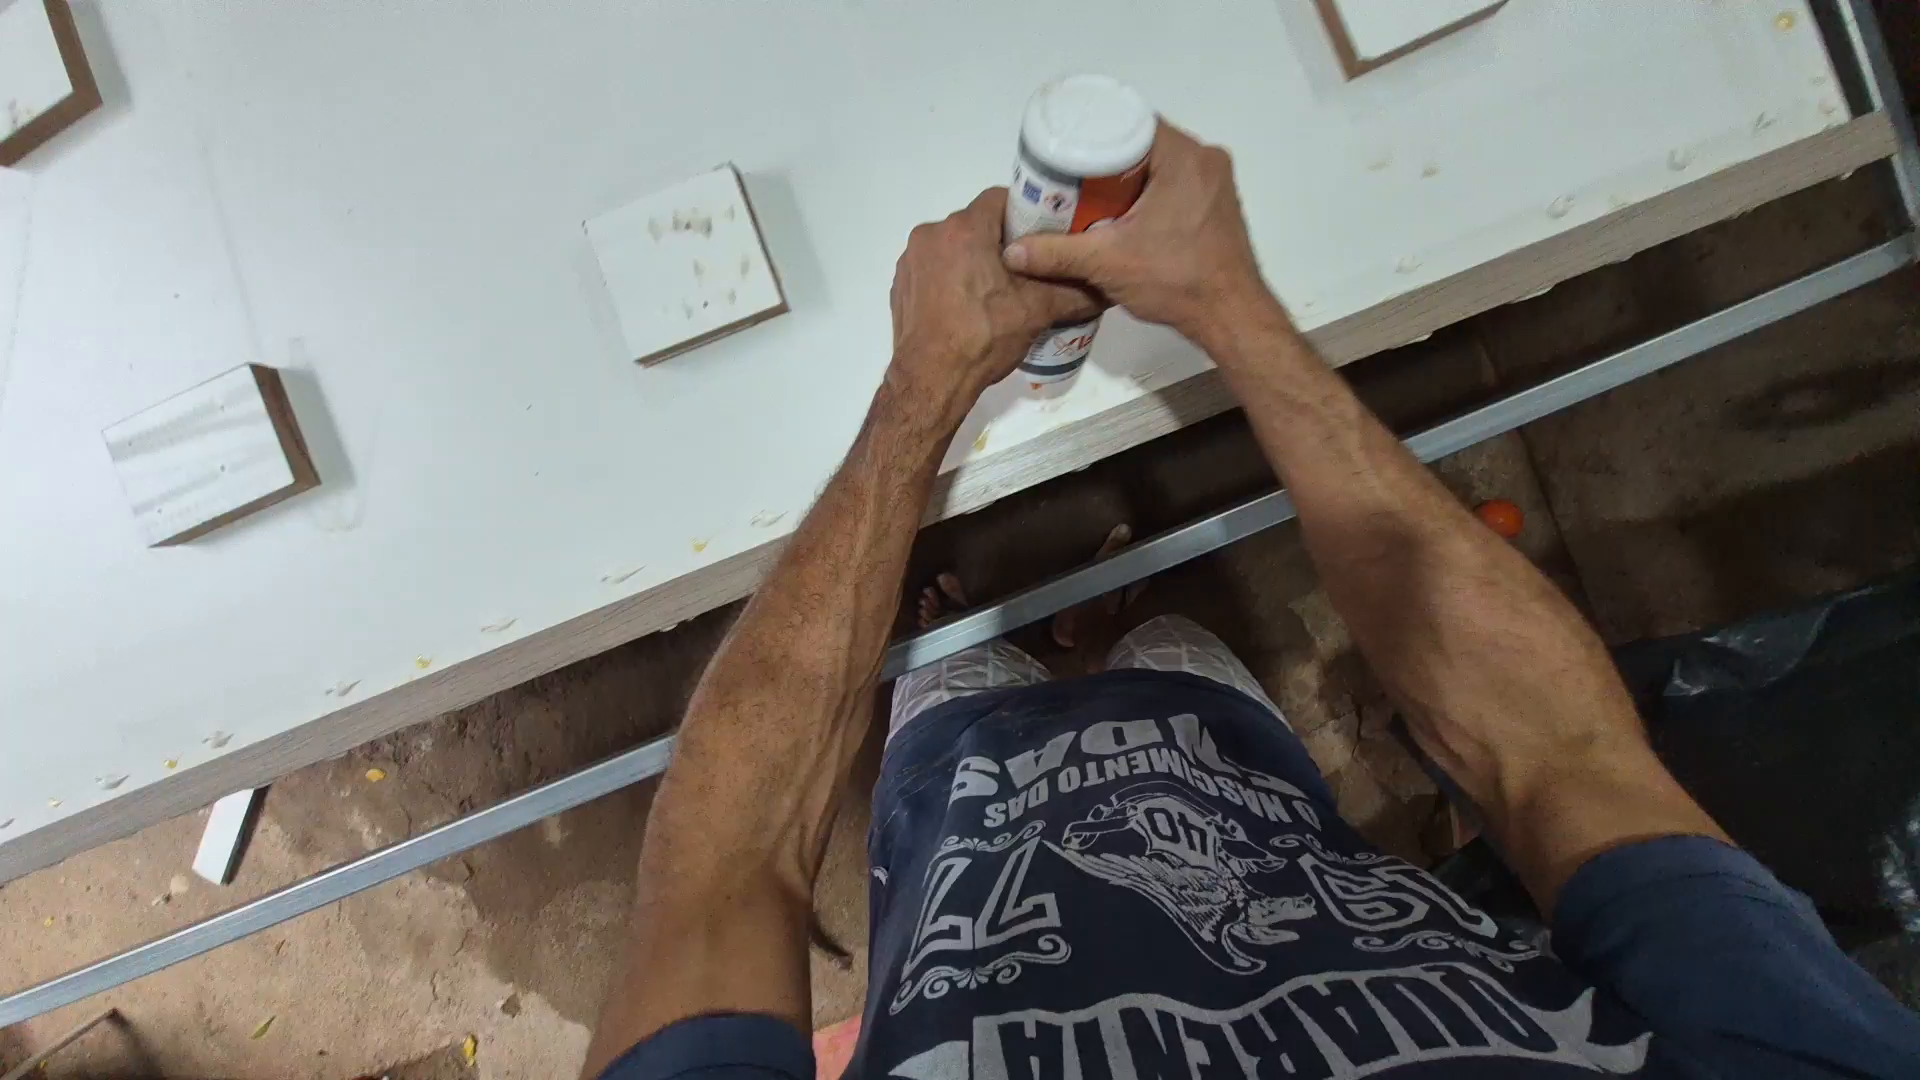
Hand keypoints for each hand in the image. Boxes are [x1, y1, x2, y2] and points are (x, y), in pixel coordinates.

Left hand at [889, 188, 1098, 409]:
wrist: (931, 380)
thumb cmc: (984, 337)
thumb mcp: (1036, 313)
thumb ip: (1072, 293)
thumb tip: (1104, 288)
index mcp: (964, 229)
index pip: (1000, 200)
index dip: (1024, 215)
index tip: (1040, 237)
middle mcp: (931, 235)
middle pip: (974, 226)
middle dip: (998, 244)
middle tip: (1023, 272)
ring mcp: (910, 262)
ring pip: (951, 250)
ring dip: (972, 264)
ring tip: (993, 295)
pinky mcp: (899, 288)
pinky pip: (932, 273)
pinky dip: (949, 283)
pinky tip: (964, 311)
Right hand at [1002, 122, 1271, 343]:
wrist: (1230, 317)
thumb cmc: (1176, 281)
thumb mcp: (1108, 264)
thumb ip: (1058, 255)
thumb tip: (1012, 253)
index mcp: (1183, 157)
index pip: (1130, 124)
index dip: (1093, 136)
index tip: (1065, 154)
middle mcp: (1205, 160)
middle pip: (1142, 146)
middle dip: (1103, 163)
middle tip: (1068, 181)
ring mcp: (1215, 185)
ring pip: (1158, 169)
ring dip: (1124, 183)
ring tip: (1087, 201)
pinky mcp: (1216, 208)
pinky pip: (1173, 188)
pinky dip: (1146, 198)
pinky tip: (1121, 220)